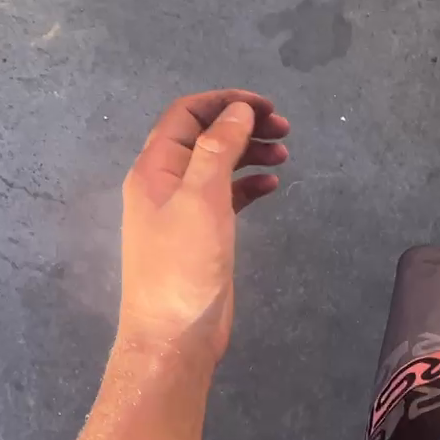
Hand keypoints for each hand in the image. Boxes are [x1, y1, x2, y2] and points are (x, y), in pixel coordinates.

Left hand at [118, 91, 288, 365]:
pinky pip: (228, 193)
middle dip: (243, 125)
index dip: (225, 102)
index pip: (187, 114)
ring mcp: (184, 208)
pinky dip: (250, 183)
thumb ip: (218, 148)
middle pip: (206, 135)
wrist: (174, 337)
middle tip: (283, 129)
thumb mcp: (201, 199)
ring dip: (250, 151)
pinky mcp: (203, 231)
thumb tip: (239, 110)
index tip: (266, 107)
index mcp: (155, 168)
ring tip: (284, 155)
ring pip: (219, 163)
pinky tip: (272, 185)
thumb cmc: (183, 265)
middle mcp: (166, 182)